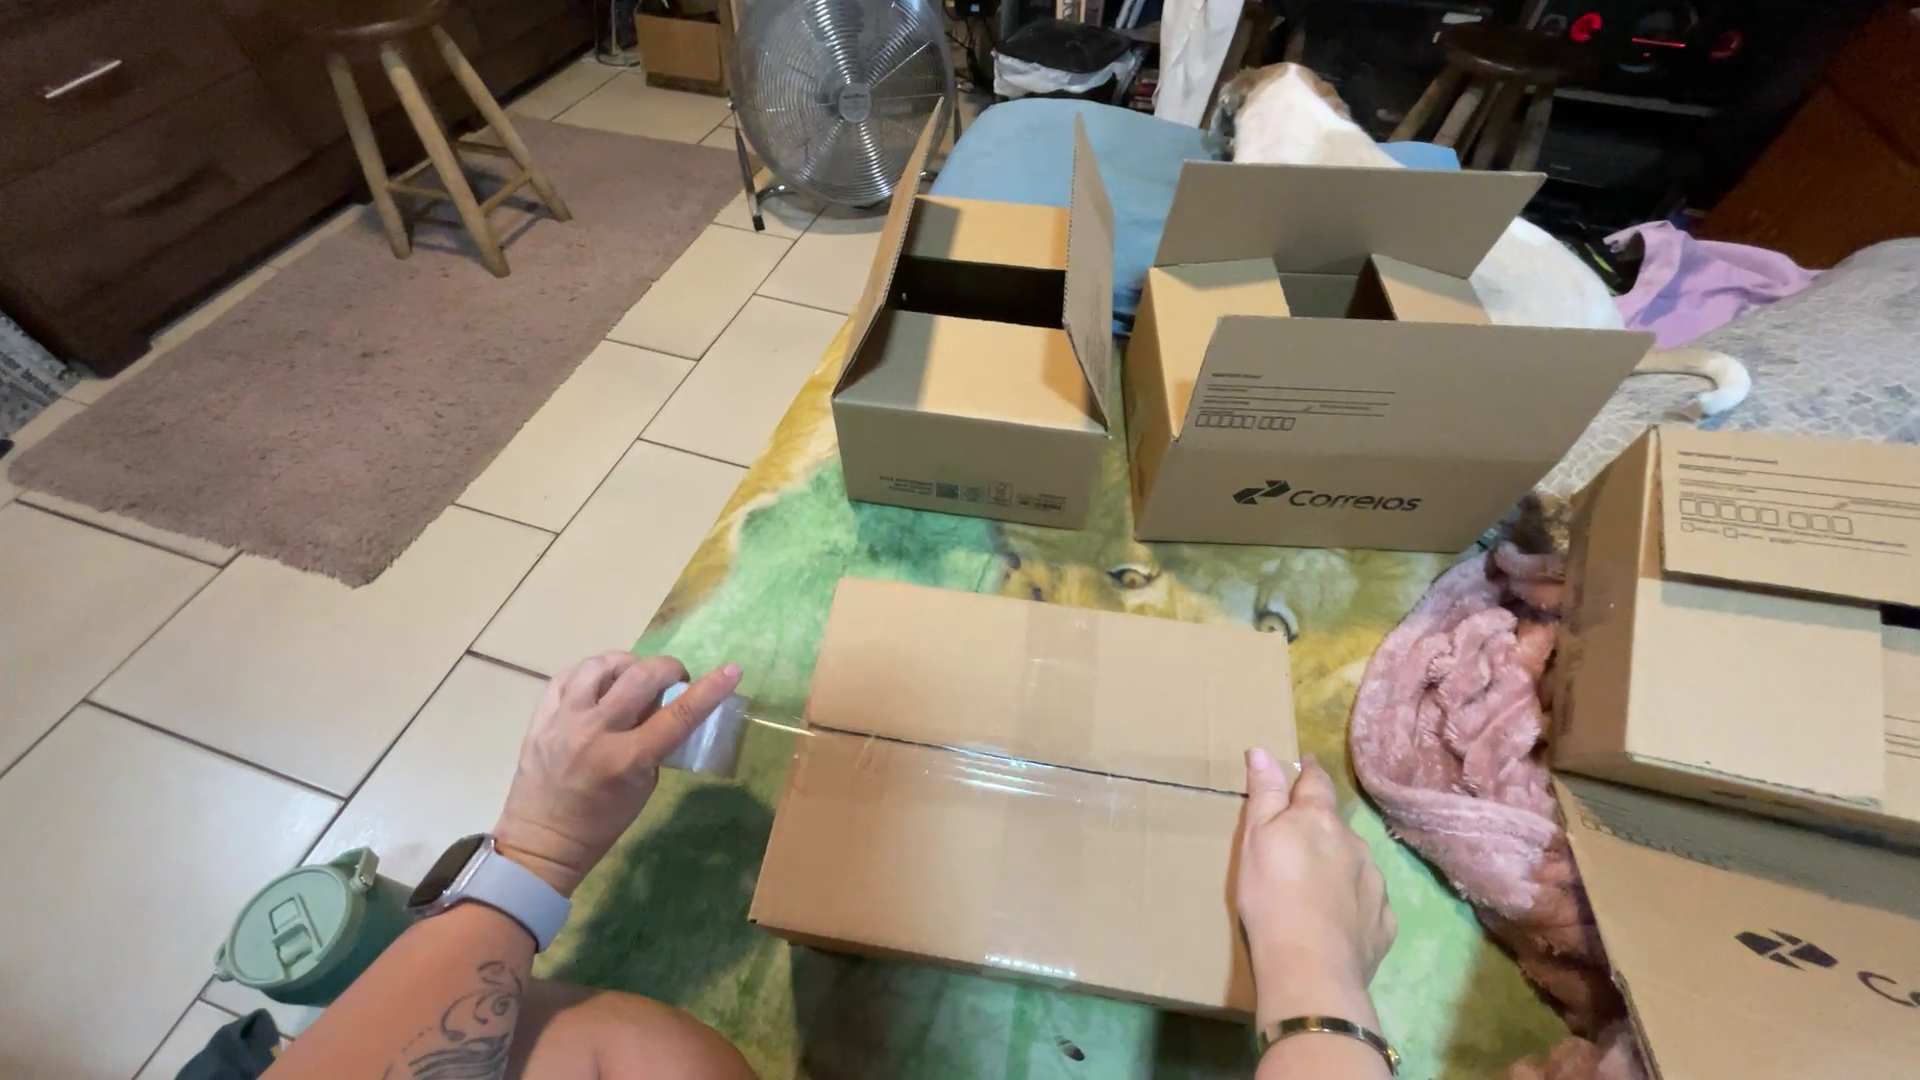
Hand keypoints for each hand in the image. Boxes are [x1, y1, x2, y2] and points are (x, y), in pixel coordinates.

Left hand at [494, 652, 742, 896]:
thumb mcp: (644, 787)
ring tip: (634, 675)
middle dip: (668, 669)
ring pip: (601, 666)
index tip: (733, 670)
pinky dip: (592, 672)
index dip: (711, 689)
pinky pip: (568, 675)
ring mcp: (563, 722)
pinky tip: (602, 681)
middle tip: (673, 681)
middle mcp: (594, 733)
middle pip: (641, 677)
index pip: (679, 715)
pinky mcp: (540, 718)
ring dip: (628, 664)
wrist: (539, 843)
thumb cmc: (601, 823)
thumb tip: (666, 708)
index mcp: (626, 759)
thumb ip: (657, 743)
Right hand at [1236, 750, 1395, 1025]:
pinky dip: (1352, 899)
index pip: (1316, 782)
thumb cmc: (1269, 893)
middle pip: (1334, 825)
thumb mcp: (1254, 837)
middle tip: (1297, 841)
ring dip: (1337, 862)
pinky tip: (1336, 916)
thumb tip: (1263, 750)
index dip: (1309, 770)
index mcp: (1318, 819)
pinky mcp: (1384, 922)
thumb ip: (1263, 793)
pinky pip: (1367, 900)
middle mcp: (1354, 843)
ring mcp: (1374, 883)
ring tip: (1314, 884)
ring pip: (1354, 861)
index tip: (1306, 761)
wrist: (1309, 966)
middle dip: (1319, 827)